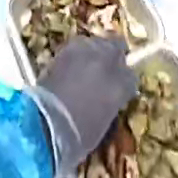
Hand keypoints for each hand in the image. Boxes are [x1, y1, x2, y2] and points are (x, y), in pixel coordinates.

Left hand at [31, 36, 136, 177]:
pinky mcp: (66, 48)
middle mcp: (106, 62)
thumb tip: (112, 92)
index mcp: (120, 86)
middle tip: (109, 68)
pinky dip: (80, 52)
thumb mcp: (104, 120)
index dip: (126, 81)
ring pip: (98, 41)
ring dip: (97, 50)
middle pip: (117, 46)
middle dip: (115, 55)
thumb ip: (112, 99)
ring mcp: (85, 51)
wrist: (45, 124)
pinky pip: (80, 45)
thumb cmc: (78, 135)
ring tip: (91, 64)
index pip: (131, 76)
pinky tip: (76, 64)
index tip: (122, 86)